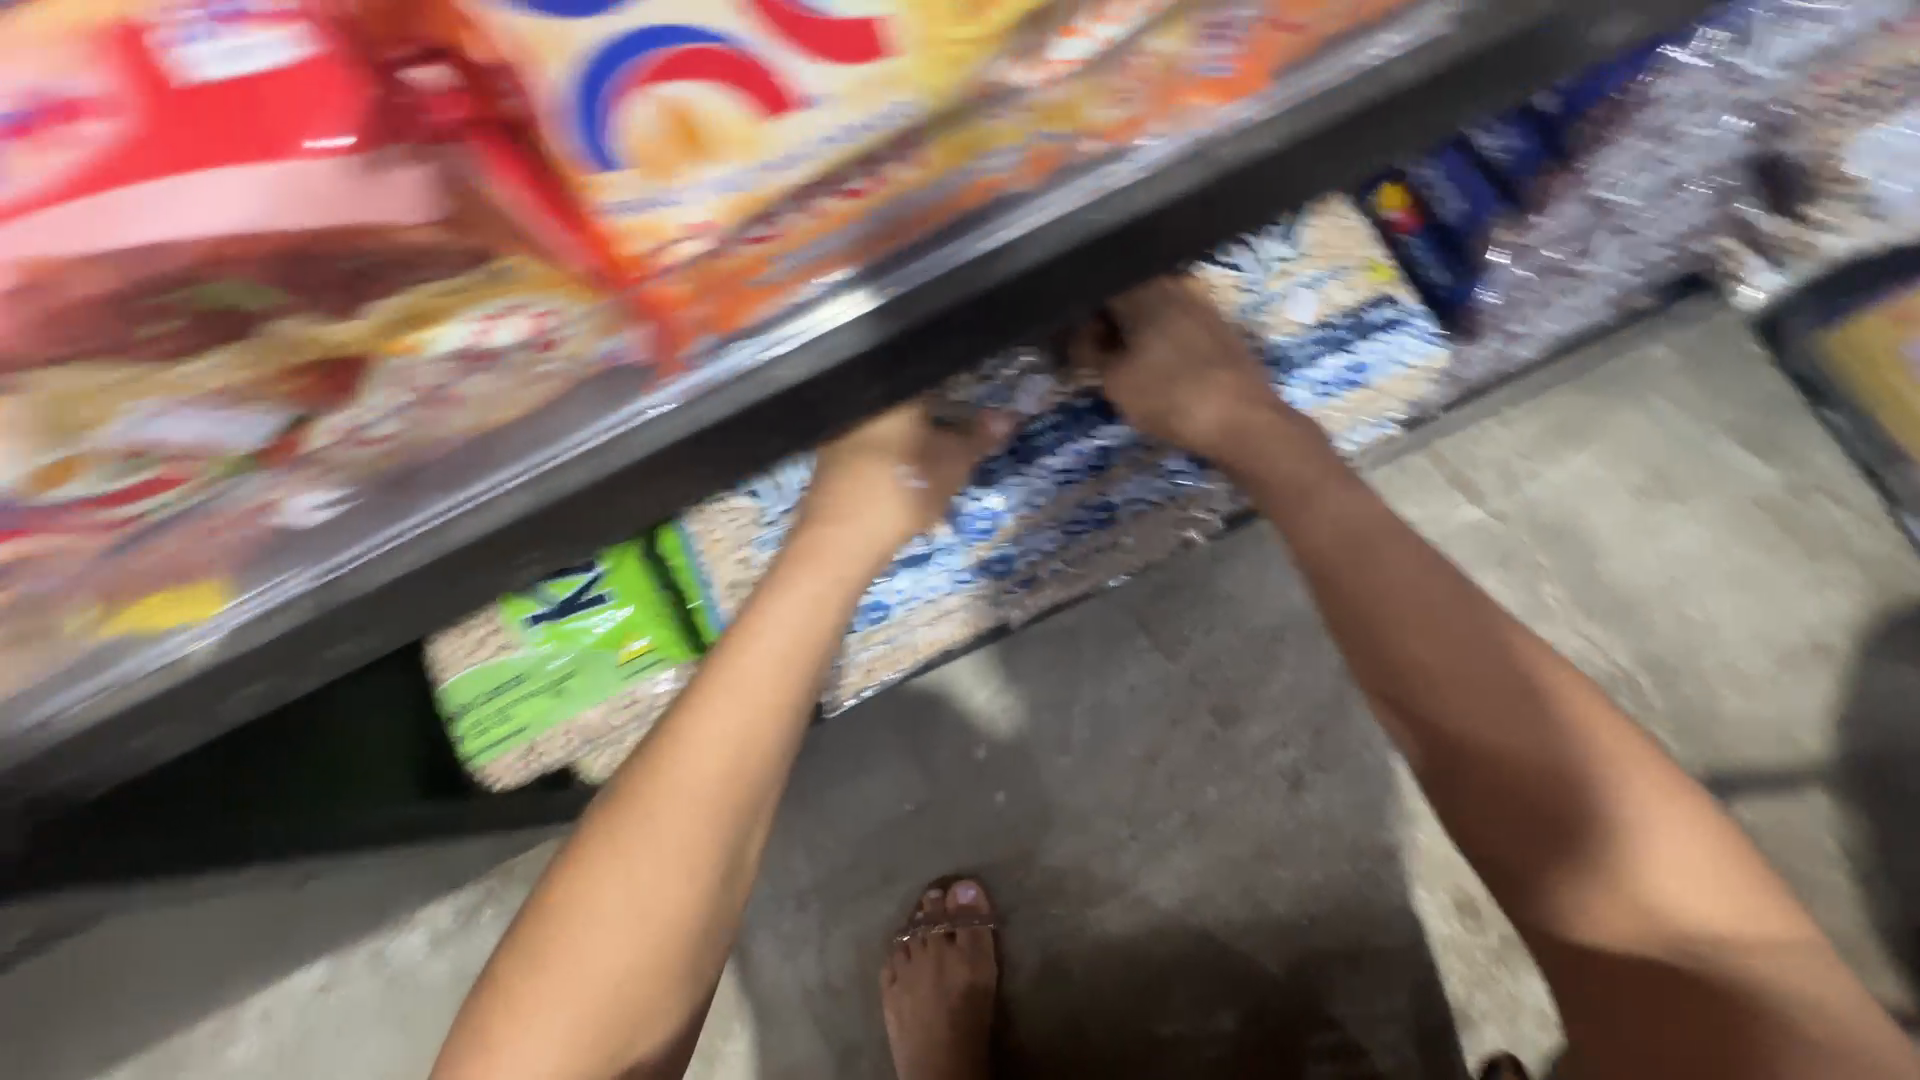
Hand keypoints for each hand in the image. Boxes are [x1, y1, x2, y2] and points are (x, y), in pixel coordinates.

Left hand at [795, 400, 1013, 569]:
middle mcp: (863, 401)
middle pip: (908, 404)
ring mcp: (842, 429)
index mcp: (893, 391)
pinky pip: (871, 448)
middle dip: (935, 421)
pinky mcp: (831, 458)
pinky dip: (891, 459)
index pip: (933, 378)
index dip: (958, 393)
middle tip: (958, 442)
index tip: (975, 412)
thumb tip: (1008, 416)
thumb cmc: (905, 489)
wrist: (842, 537)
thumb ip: (978, 437)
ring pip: (889, 427)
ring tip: (936, 465)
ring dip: (913, 442)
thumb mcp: (953, 463)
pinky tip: (905, 479)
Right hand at [1068, 276, 1324, 464]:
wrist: (1242, 421)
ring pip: (1155, 313)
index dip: (1077, 317)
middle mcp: (1176, 285)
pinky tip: (1157, 371)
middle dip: (1108, 324)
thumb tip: (1080, 336)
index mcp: (1144, 287)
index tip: (1071, 344)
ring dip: (1135, 335)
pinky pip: (1178, 328)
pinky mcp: (1222, 330)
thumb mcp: (1113, 380)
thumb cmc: (1168, 396)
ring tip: (1124, 368)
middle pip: (1128, 297)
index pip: (1097, 289)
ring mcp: (1204, 305)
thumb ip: (1089, 351)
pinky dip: (1161, 344)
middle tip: (1095, 359)